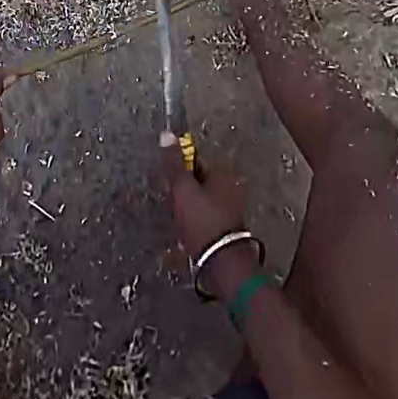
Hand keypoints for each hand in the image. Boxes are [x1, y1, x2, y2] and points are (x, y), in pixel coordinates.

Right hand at [162, 150, 253, 287]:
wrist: (220, 264)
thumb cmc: (201, 220)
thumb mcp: (183, 189)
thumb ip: (174, 163)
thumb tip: (167, 134)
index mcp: (222, 173)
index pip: (196, 159)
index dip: (179, 168)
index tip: (169, 181)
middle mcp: (230, 187)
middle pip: (197, 180)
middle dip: (181, 190)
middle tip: (171, 203)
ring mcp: (229, 209)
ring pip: (198, 200)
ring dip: (184, 208)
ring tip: (176, 221)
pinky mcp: (224, 228)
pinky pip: (202, 218)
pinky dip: (192, 222)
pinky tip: (183, 233)